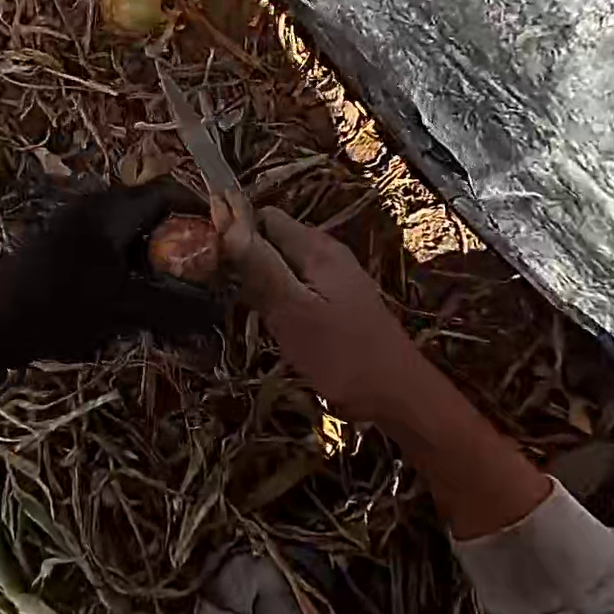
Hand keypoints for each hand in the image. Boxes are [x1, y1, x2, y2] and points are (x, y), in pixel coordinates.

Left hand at [0, 183, 217, 388]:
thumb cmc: (57, 307)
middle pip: (152, 213)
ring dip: (154, 260)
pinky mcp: (64, 248)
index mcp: (110, 211)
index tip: (220, 238)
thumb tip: (221, 312)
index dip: (199, 210)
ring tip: (168, 294)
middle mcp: (94, 209)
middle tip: (198, 272)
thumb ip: (174, 309)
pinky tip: (134, 303)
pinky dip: (131, 270)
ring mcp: (76, 227)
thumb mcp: (122, 309)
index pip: (168, 192)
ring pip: (131, 235)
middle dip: (179, 241)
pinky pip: (110, 250)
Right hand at [213, 194, 426, 421]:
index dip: (237, 232)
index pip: (265, 217)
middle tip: (229, 293)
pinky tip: (276, 323)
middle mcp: (328, 253)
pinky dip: (283, 297)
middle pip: (275, 239)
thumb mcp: (292, 311)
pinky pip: (301, 284)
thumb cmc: (341, 355)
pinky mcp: (341, 300)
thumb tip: (228, 224)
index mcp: (316, 248)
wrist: (398, 395)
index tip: (215, 262)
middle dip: (249, 259)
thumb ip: (260, 267)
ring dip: (264, 281)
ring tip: (249, 312)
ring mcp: (337, 276)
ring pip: (286, 264)